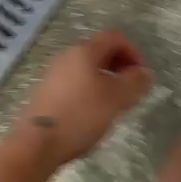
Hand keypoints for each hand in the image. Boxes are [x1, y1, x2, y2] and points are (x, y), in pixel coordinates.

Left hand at [18, 31, 152, 163]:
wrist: (35, 144)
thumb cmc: (79, 114)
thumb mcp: (115, 98)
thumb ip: (134, 83)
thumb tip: (145, 73)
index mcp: (84, 50)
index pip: (115, 37)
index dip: (133, 52)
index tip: (142, 76)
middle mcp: (68, 56)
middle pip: (100, 51)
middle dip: (120, 67)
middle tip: (131, 91)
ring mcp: (54, 75)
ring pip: (87, 69)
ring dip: (106, 81)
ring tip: (114, 106)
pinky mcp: (46, 94)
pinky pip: (75, 84)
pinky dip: (90, 92)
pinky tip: (92, 116)